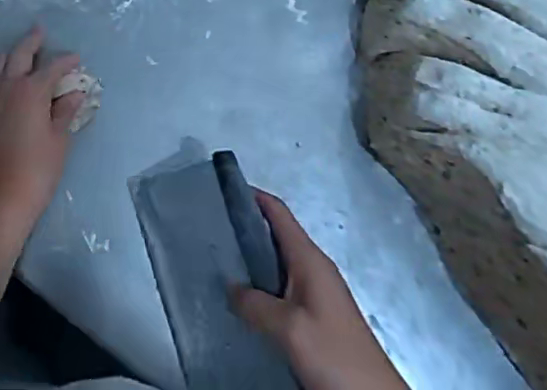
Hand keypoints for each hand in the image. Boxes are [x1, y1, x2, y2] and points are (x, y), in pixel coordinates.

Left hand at [0, 27, 86, 231]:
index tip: (77, 59)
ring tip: (25, 49)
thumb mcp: (59, 137)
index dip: (66, 61)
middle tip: (41, 31)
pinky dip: (6, 71)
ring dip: (14, 54)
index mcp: (32, 90)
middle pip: (20, 55)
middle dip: (32, 42)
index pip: (52, 67)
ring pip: (2, 65)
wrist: (6, 193)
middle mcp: (11, 88)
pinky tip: (15, 77)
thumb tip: (74, 93)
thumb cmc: (40, 166)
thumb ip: (65, 110)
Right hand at [231, 191, 407, 389]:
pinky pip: (283, 288)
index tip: (222, 191)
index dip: (252, 196)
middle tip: (211, 231)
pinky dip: (262, 285)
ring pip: (278, 263)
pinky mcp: (318, 316)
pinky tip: (245, 301)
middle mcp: (314, 268)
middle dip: (246, 228)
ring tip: (220, 263)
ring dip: (252, 258)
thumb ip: (256, 306)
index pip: (278, 212)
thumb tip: (231, 288)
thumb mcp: (290, 330)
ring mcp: (318, 292)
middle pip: (276, 235)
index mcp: (309, 258)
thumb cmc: (336, 354)